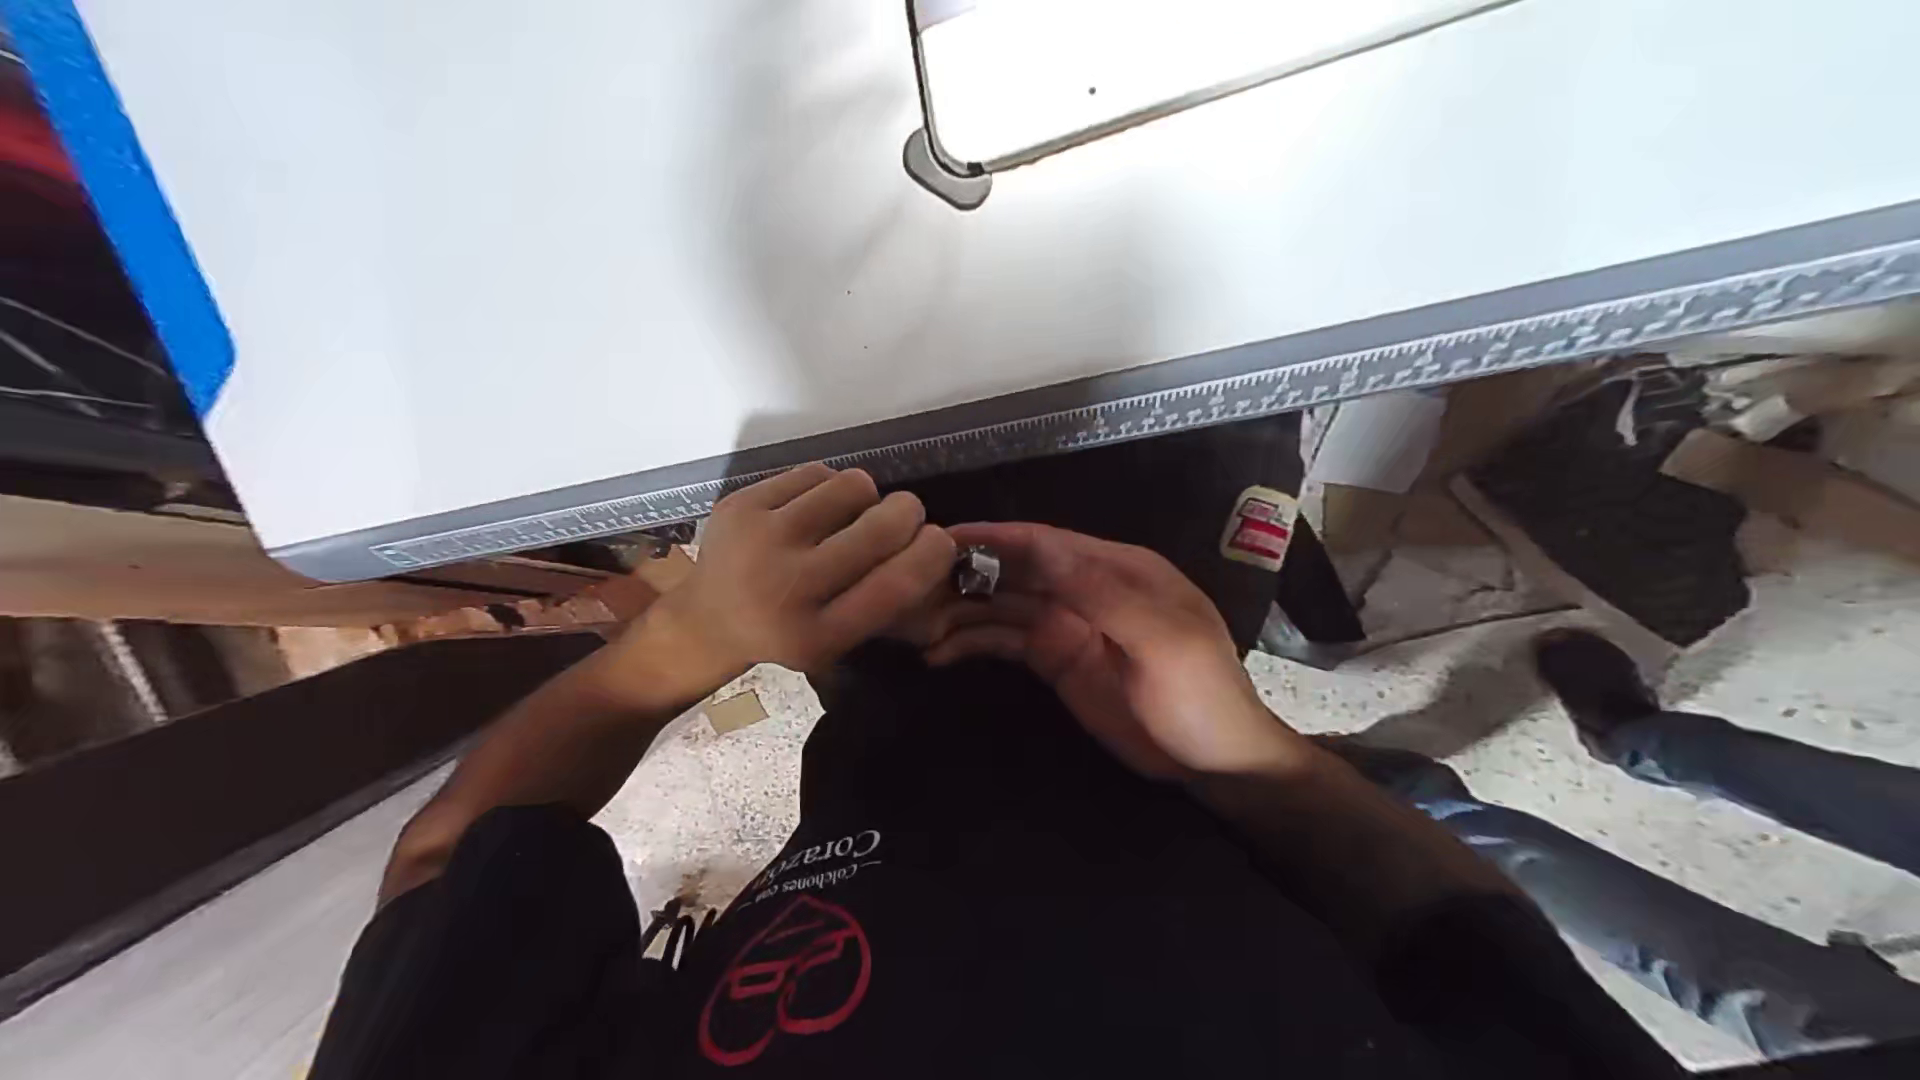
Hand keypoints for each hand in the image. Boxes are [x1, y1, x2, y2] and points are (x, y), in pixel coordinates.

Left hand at [603, 465, 955, 702]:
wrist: (707, 620)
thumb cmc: (788, 631)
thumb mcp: (838, 640)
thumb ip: (885, 601)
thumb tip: (936, 545)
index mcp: (817, 635)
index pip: (895, 585)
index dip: (932, 554)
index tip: (941, 539)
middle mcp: (787, 588)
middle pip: (882, 527)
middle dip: (908, 513)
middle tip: (903, 517)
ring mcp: (759, 540)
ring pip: (854, 486)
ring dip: (867, 495)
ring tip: (850, 514)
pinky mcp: (740, 505)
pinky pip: (817, 472)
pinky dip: (829, 487)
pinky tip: (813, 510)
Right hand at [922, 523, 1313, 780]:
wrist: (1213, 762)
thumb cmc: (1198, 692)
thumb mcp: (1160, 639)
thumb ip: (1101, 592)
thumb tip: (1037, 549)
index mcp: (1115, 569)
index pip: (1044, 543)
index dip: (994, 539)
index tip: (941, 540)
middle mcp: (1083, 589)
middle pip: (1014, 572)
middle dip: (965, 575)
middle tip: (909, 588)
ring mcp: (1065, 625)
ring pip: (1001, 607)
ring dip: (959, 612)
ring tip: (912, 626)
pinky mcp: (1052, 660)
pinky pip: (1004, 642)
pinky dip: (971, 644)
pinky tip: (938, 655)